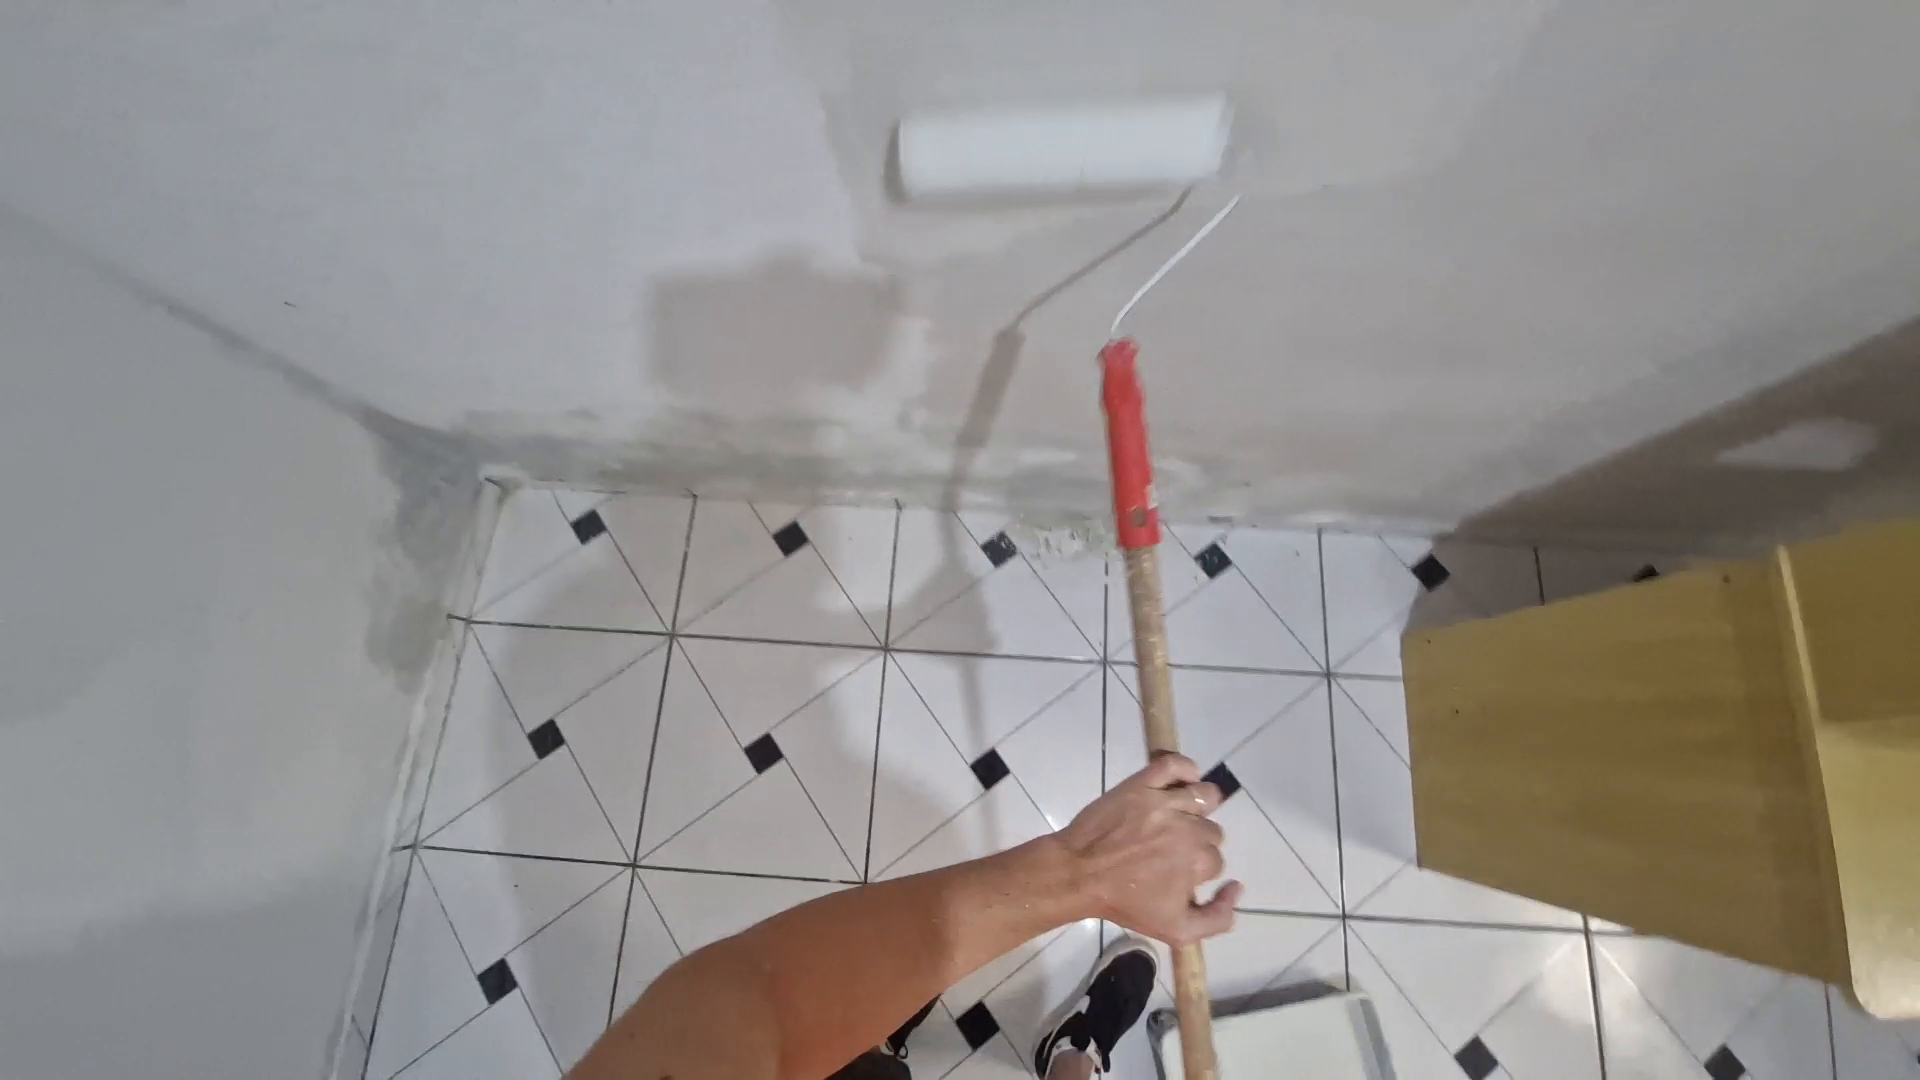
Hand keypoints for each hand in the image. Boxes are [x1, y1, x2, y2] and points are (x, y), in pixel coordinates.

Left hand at [1053, 754, 1239, 944]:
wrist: (1079, 873)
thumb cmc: (1126, 902)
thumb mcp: (1177, 930)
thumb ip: (1218, 917)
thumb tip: (1237, 887)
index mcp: (1196, 861)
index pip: (1216, 860)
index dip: (1199, 868)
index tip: (1178, 873)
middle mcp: (1186, 828)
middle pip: (1210, 829)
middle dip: (1197, 841)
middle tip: (1170, 850)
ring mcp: (1163, 801)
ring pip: (1204, 796)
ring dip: (1200, 807)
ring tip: (1181, 817)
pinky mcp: (1141, 784)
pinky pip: (1173, 764)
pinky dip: (1185, 768)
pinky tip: (1185, 780)